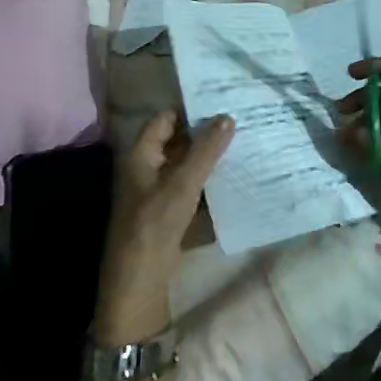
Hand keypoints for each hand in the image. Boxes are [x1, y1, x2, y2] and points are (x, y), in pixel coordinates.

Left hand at [96, 110, 234, 344]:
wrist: (139, 277)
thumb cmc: (155, 223)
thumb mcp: (183, 183)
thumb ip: (206, 150)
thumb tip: (227, 116)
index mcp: (140, 154)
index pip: (165, 119)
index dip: (190, 110)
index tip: (221, 103)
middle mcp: (146, 167)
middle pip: (177, 140)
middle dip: (205, 132)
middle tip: (238, 121)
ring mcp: (156, 189)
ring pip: (185, 163)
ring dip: (208, 155)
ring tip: (241, 143)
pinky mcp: (168, 209)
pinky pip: (189, 184)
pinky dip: (207, 178)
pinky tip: (232, 175)